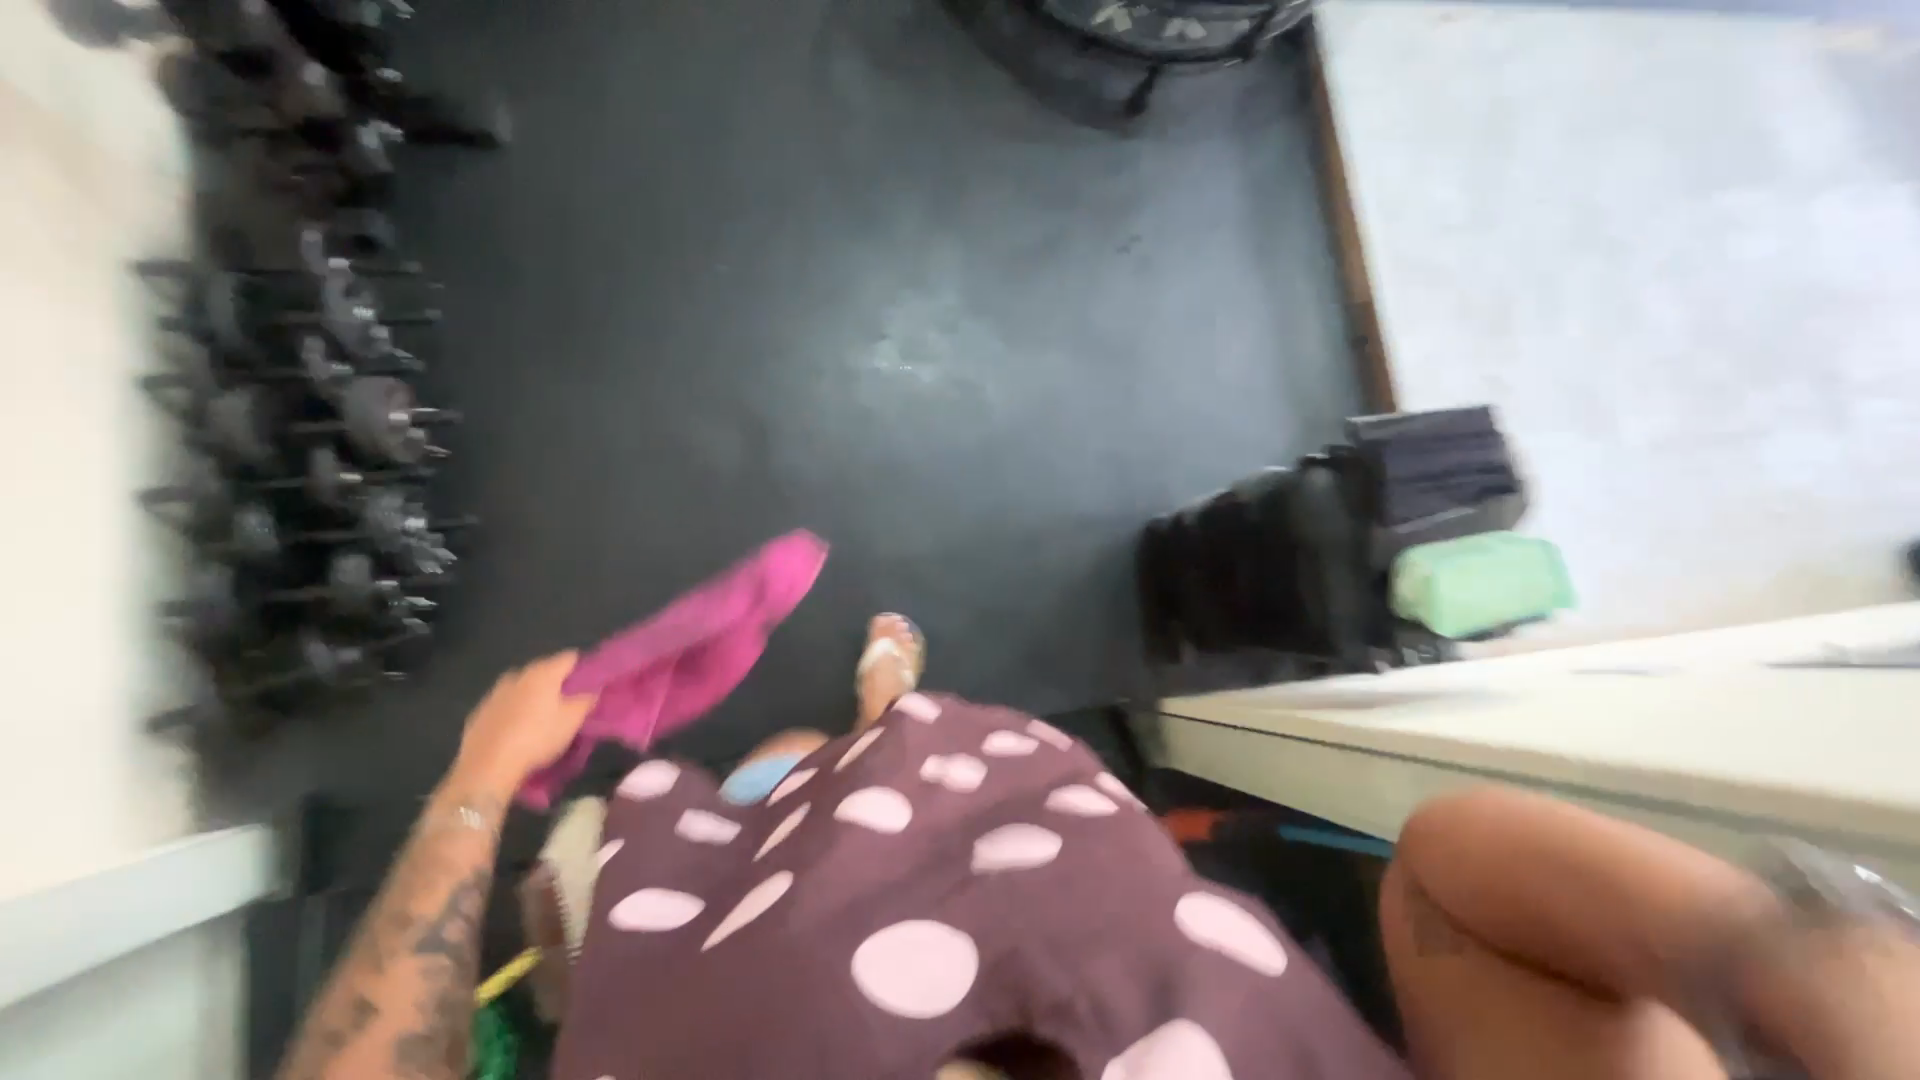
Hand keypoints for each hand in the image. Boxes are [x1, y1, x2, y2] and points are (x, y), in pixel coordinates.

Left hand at [448, 651, 597, 797]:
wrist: (487, 767)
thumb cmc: (537, 737)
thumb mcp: (572, 721)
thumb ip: (586, 701)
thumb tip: (592, 690)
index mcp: (543, 673)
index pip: (568, 657)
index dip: (582, 666)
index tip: (591, 680)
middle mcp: (517, 676)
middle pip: (543, 670)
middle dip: (556, 681)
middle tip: (569, 699)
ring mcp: (494, 694)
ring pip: (521, 687)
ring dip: (533, 695)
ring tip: (543, 714)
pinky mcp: (479, 713)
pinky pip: (504, 704)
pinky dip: (514, 710)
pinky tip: (518, 728)